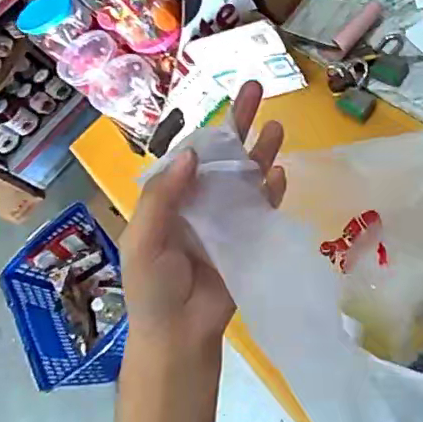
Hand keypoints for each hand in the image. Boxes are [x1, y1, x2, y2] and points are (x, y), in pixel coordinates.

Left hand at [120, 81, 285, 356]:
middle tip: (254, 87)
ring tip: (277, 124)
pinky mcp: (248, 239)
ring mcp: (226, 219)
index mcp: (172, 198)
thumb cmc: (152, 287)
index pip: (191, 154)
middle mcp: (200, 201)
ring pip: (246, 176)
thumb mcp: (144, 239)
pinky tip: (279, 171)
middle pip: (223, 155)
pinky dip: (271, 189)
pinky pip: (261, 208)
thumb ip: (162, 197)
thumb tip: (191, 153)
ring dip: (260, 151)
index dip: (206, 127)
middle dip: (239, 122)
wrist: (178, 333)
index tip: (220, 99)